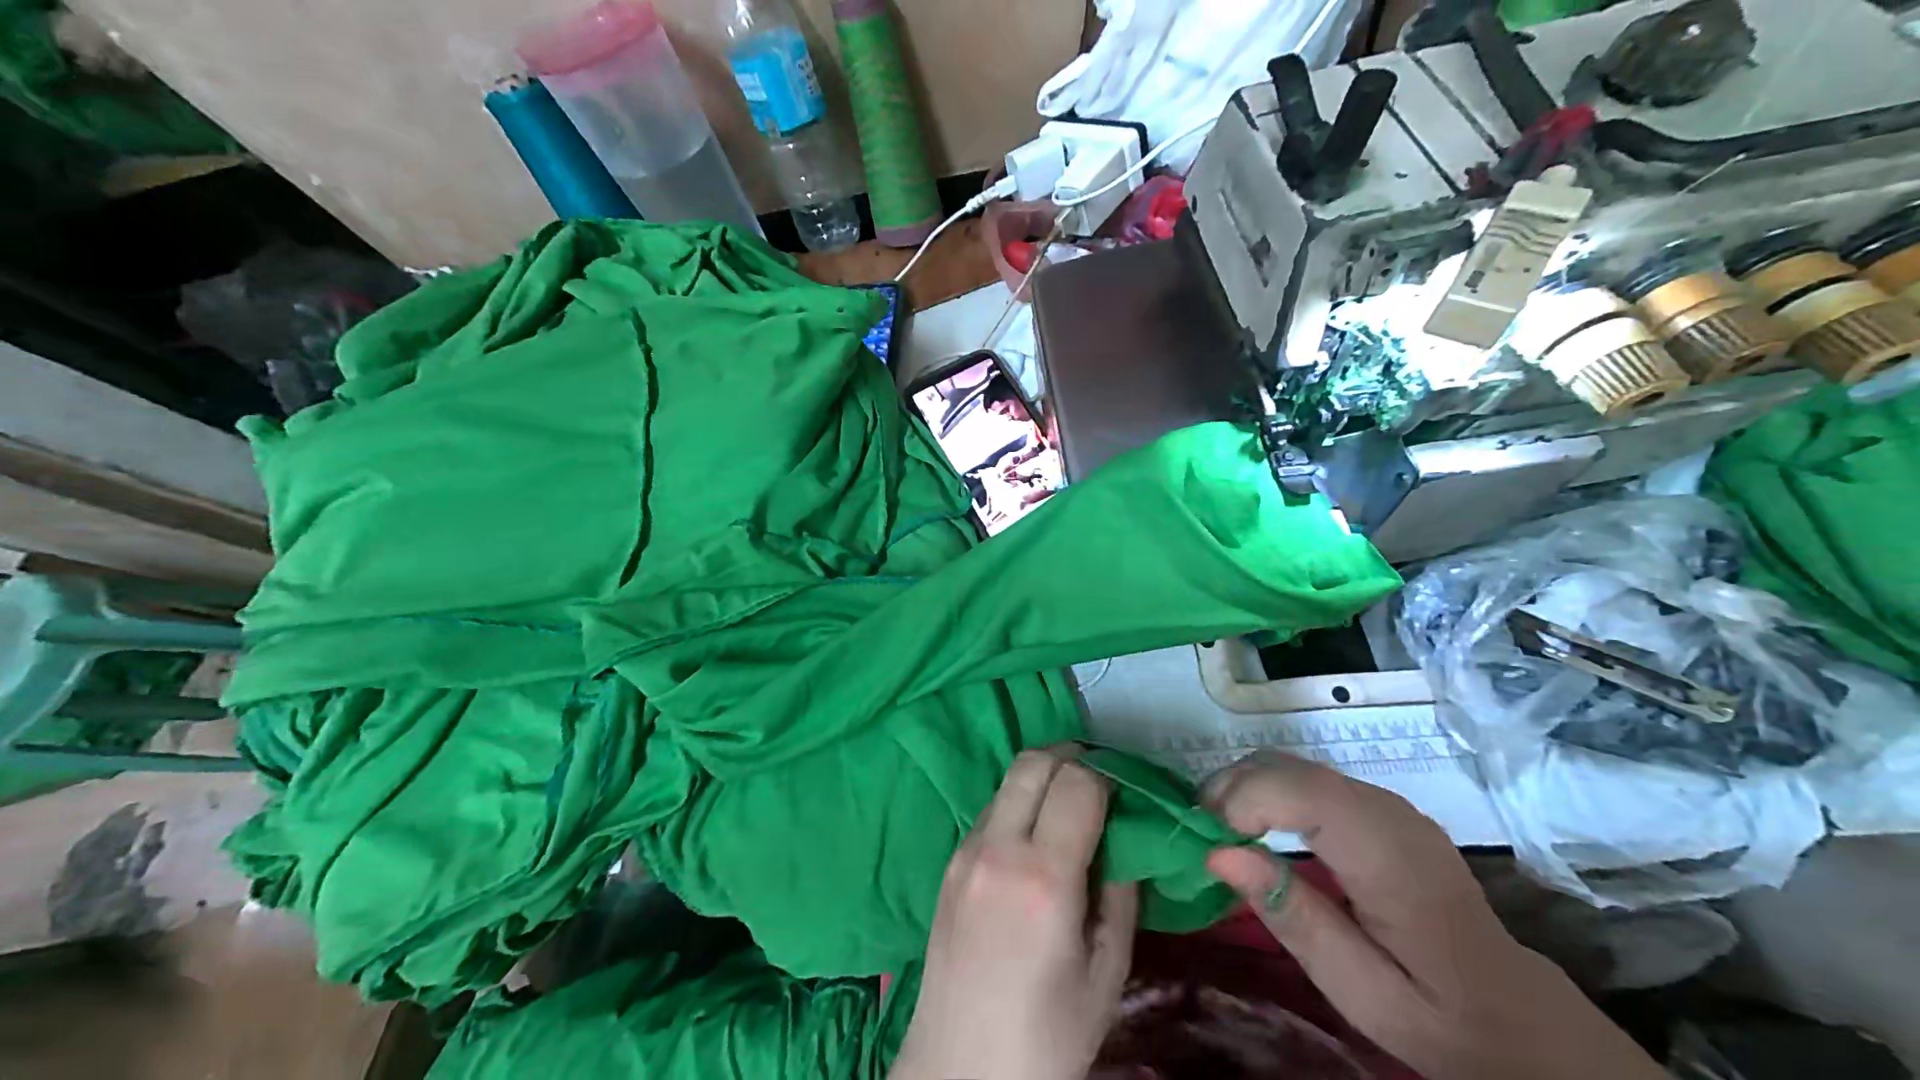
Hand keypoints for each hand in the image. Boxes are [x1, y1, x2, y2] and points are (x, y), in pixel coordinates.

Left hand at [892, 747, 1138, 1079]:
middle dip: (1074, 758)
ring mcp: (965, 851)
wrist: (960, 1066)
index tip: (1128, 792)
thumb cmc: (1048, 1033)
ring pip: (1009, 779)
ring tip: (1072, 808)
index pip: (1078, 782)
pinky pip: (990, 808)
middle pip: (1034, 761)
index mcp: (1042, 877)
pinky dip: (1019, 803)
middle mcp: (996, 849)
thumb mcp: (1108, 969)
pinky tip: (1037, 838)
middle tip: (1103, 782)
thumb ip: (1121, 890)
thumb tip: (1126, 836)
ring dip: (1044, 778)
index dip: (1109, 776)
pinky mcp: (949, 861)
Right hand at [1201, 752, 1665, 1079]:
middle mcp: (1384, 808)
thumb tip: (1217, 853)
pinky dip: (1263, 794)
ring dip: (1240, 791)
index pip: (1293, 788)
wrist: (1519, 1017)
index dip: (1236, 803)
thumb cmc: (1440, 1013)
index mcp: (1386, 850)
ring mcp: (1382, 801)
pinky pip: (1303, 779)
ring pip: (1286, 764)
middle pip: (1281, 766)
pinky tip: (1254, 833)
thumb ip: (1292, 917)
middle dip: (1226, 793)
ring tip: (1219, 840)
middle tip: (1199, 843)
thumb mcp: (1362, 990)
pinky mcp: (1376, 808)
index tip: (1207, 848)